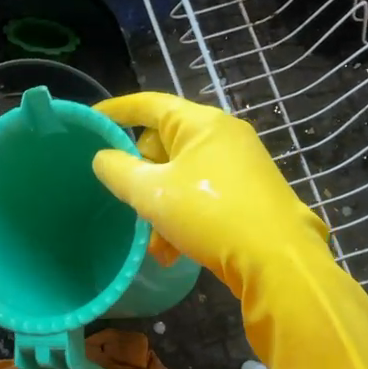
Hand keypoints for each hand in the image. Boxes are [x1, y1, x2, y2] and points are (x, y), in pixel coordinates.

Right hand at [91, 92, 367, 368]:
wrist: (280, 264)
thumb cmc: (211, 216)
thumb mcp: (152, 193)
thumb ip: (118, 171)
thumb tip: (103, 158)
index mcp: (202, 124)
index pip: (148, 104)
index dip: (115, 110)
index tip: (87, 120)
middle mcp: (225, 136)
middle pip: (164, 141)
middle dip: (139, 172)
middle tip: (122, 195)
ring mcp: (241, 166)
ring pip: (181, 174)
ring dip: (159, 204)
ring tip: (151, 241)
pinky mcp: (250, 195)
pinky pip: (202, 194)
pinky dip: (182, 216)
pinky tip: (173, 251)